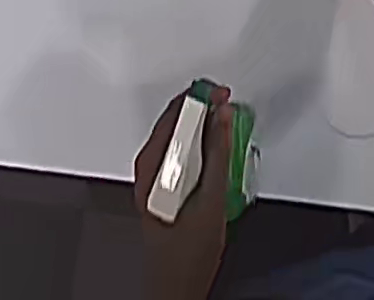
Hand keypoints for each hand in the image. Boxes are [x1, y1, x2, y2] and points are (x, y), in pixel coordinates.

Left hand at [135, 84, 233, 299]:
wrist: (176, 285)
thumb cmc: (189, 248)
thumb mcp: (211, 195)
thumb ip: (218, 150)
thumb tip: (221, 112)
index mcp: (153, 165)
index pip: (176, 113)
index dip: (201, 98)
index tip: (222, 93)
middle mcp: (147, 166)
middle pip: (174, 120)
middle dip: (201, 107)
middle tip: (226, 102)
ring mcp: (151, 175)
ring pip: (176, 133)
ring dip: (200, 122)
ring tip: (223, 119)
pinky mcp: (159, 183)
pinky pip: (177, 148)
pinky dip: (196, 138)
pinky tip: (213, 143)